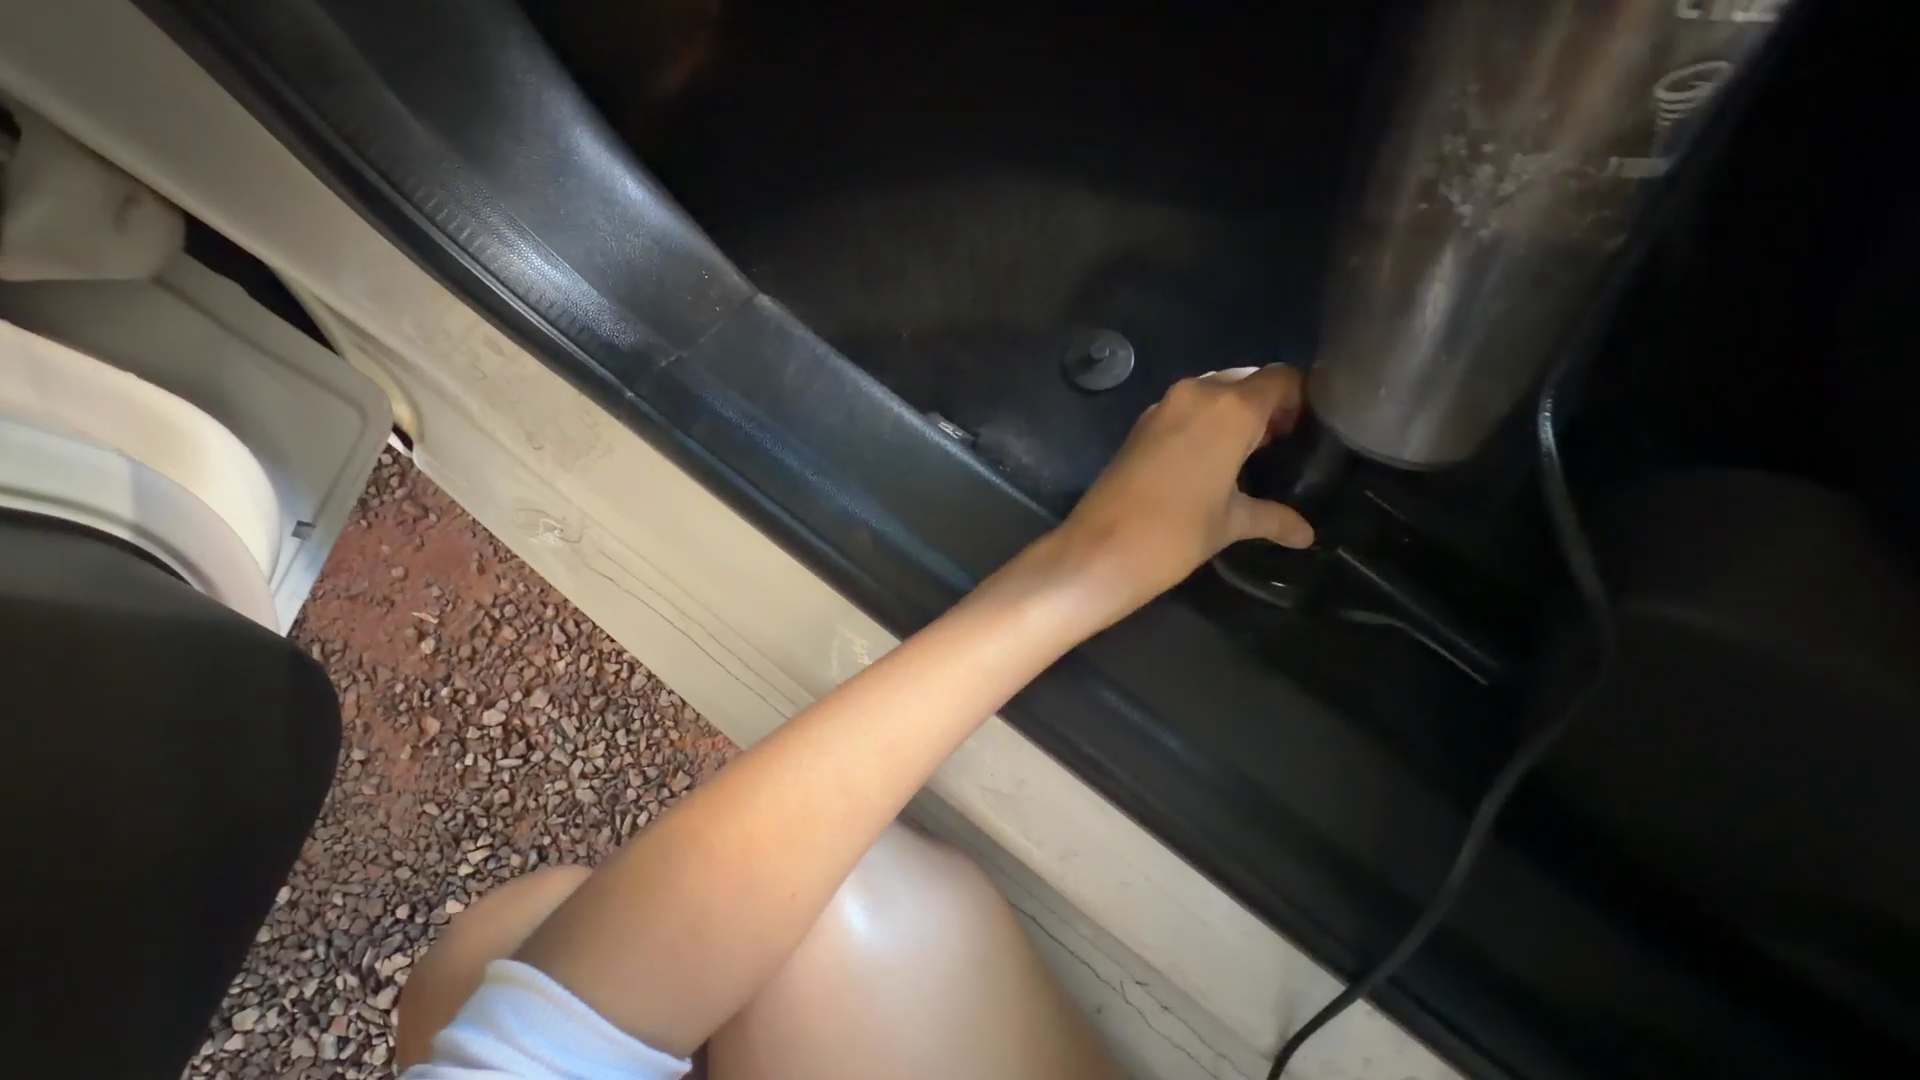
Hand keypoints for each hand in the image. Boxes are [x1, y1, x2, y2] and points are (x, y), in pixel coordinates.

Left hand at [1033, 365, 1313, 628]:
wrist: (1101, 549)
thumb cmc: (1176, 533)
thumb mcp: (1231, 523)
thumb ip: (1272, 517)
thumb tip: (1305, 534)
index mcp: (1229, 409)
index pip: (1279, 379)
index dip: (1301, 398)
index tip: (1311, 428)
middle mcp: (1197, 394)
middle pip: (1246, 382)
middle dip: (1267, 406)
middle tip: (1284, 444)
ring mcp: (1163, 407)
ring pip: (1213, 393)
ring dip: (1234, 414)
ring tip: (1251, 456)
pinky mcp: (1141, 425)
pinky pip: (1186, 410)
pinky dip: (1205, 424)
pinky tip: (1214, 460)